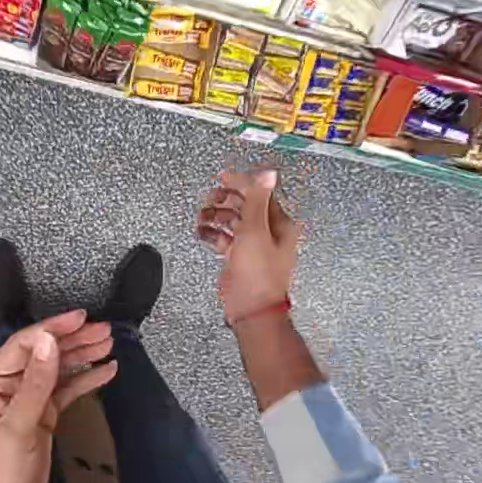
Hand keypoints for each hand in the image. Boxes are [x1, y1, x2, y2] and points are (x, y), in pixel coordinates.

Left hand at [0, 310, 117, 482]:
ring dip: (81, 357)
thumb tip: (48, 340)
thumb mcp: (16, 429)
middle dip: (73, 340)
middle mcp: (7, 387)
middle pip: (43, 355)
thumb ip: (35, 384)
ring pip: (57, 371)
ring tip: (109, 344)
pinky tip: (105, 372)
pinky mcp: (42, 419)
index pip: (24, 345)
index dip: (53, 329)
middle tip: (105, 330)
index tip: (82, 318)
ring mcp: (26, 403)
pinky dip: (84, 381)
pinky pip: (65, 392)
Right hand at [195, 169, 300, 324]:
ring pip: (233, 221)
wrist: (251, 309)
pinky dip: (212, 233)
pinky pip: (224, 239)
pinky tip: (202, 232)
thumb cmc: (258, 275)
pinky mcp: (239, 258)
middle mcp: (268, 233)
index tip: (223, 177)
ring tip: (202, 216)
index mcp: (278, 224)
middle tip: (209, 197)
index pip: (260, 194)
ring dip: (216, 215)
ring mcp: (253, 246)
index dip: (241, 183)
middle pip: (245, 206)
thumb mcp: (256, 231)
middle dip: (225, 199)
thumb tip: (268, 173)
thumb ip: (258, 200)